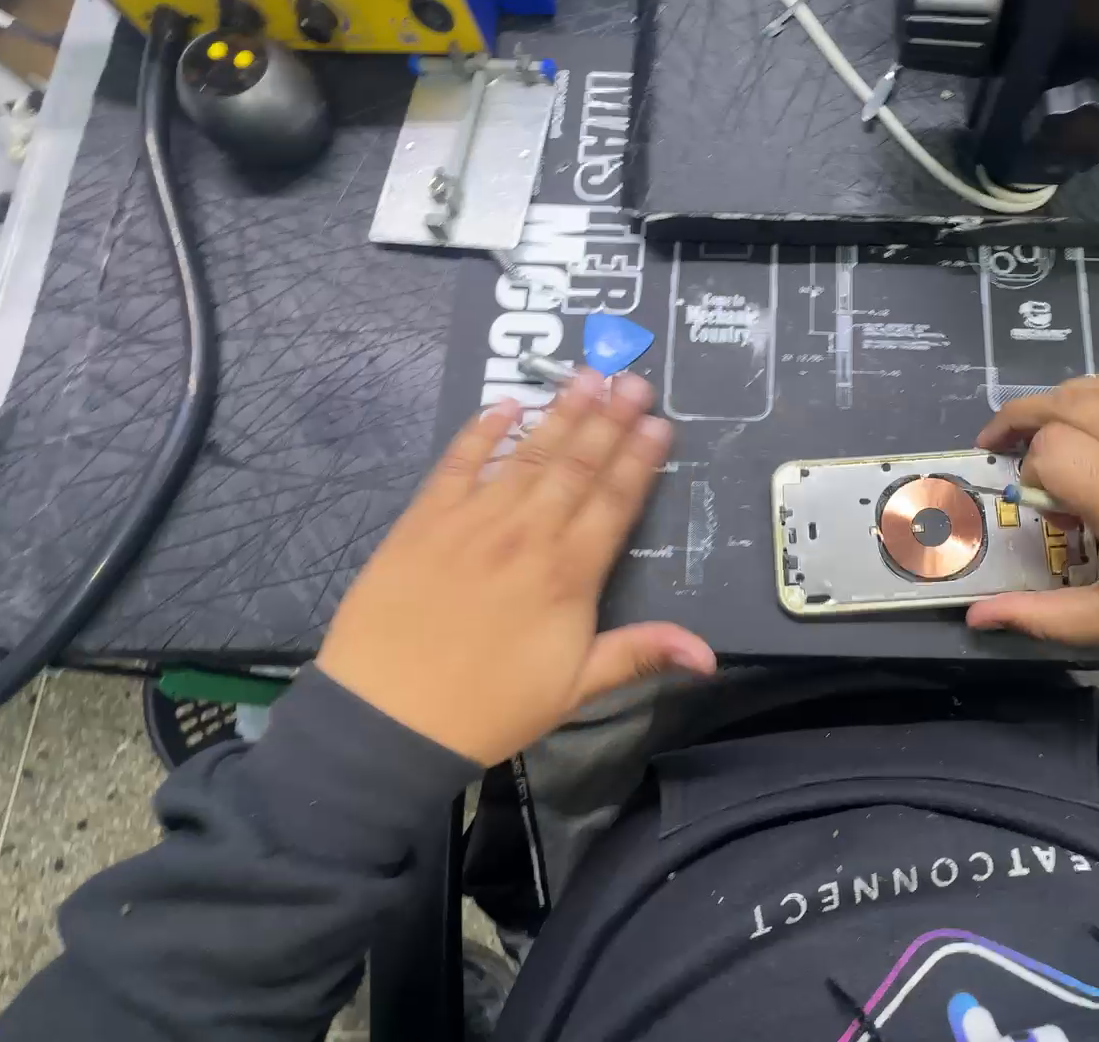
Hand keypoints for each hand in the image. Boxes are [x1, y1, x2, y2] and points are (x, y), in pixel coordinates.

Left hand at [316, 372, 714, 765]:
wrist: (386, 720)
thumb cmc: (490, 707)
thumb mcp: (576, 690)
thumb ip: (641, 655)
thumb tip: (711, 654)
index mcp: (568, 574)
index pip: (614, 502)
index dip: (639, 459)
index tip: (659, 422)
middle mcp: (526, 535)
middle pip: (576, 466)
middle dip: (609, 420)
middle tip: (633, 379)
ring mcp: (472, 522)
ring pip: (527, 456)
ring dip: (561, 414)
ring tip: (588, 378)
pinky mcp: (424, 522)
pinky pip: (458, 464)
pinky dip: (481, 432)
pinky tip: (505, 405)